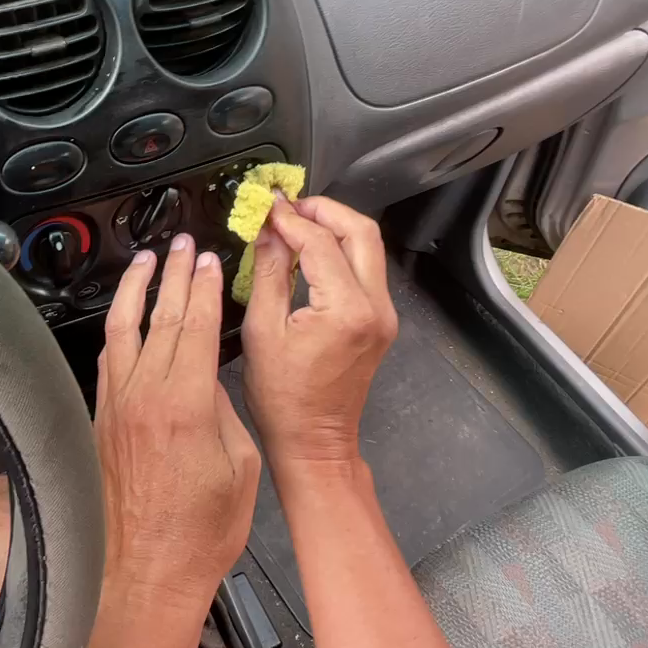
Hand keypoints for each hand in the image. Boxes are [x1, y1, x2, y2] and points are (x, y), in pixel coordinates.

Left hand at [95, 235, 260, 601]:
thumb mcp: (238, 466)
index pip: (196, 326)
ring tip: (144, 260)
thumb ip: (221, 410)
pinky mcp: (99, 419)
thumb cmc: (203, 531)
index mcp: (185, 403)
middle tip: (181, 244)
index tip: (208, 260)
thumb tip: (205, 377)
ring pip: (123, 330)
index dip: (204, 288)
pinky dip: (118, 329)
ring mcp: (115, 404)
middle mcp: (143, 394)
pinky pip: (107, 359)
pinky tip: (124, 316)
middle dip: (173, 275)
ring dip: (135, 290)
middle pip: (161, 318)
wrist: (144, 573)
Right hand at [241, 195, 398, 472]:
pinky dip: (340, 249)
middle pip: (361, 232)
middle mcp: (375, 307)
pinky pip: (365, 268)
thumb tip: (267, 230)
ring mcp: (384, 314)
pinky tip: (309, 249)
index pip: (319, 243)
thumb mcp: (263, 330)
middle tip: (288, 205)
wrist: (315, 442)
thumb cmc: (282, 397)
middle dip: (323, 210)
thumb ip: (268, 272)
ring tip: (296, 221)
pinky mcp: (380, 321)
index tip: (265, 204)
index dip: (290, 218)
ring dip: (334, 226)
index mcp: (346, 310)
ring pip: (368, 247)